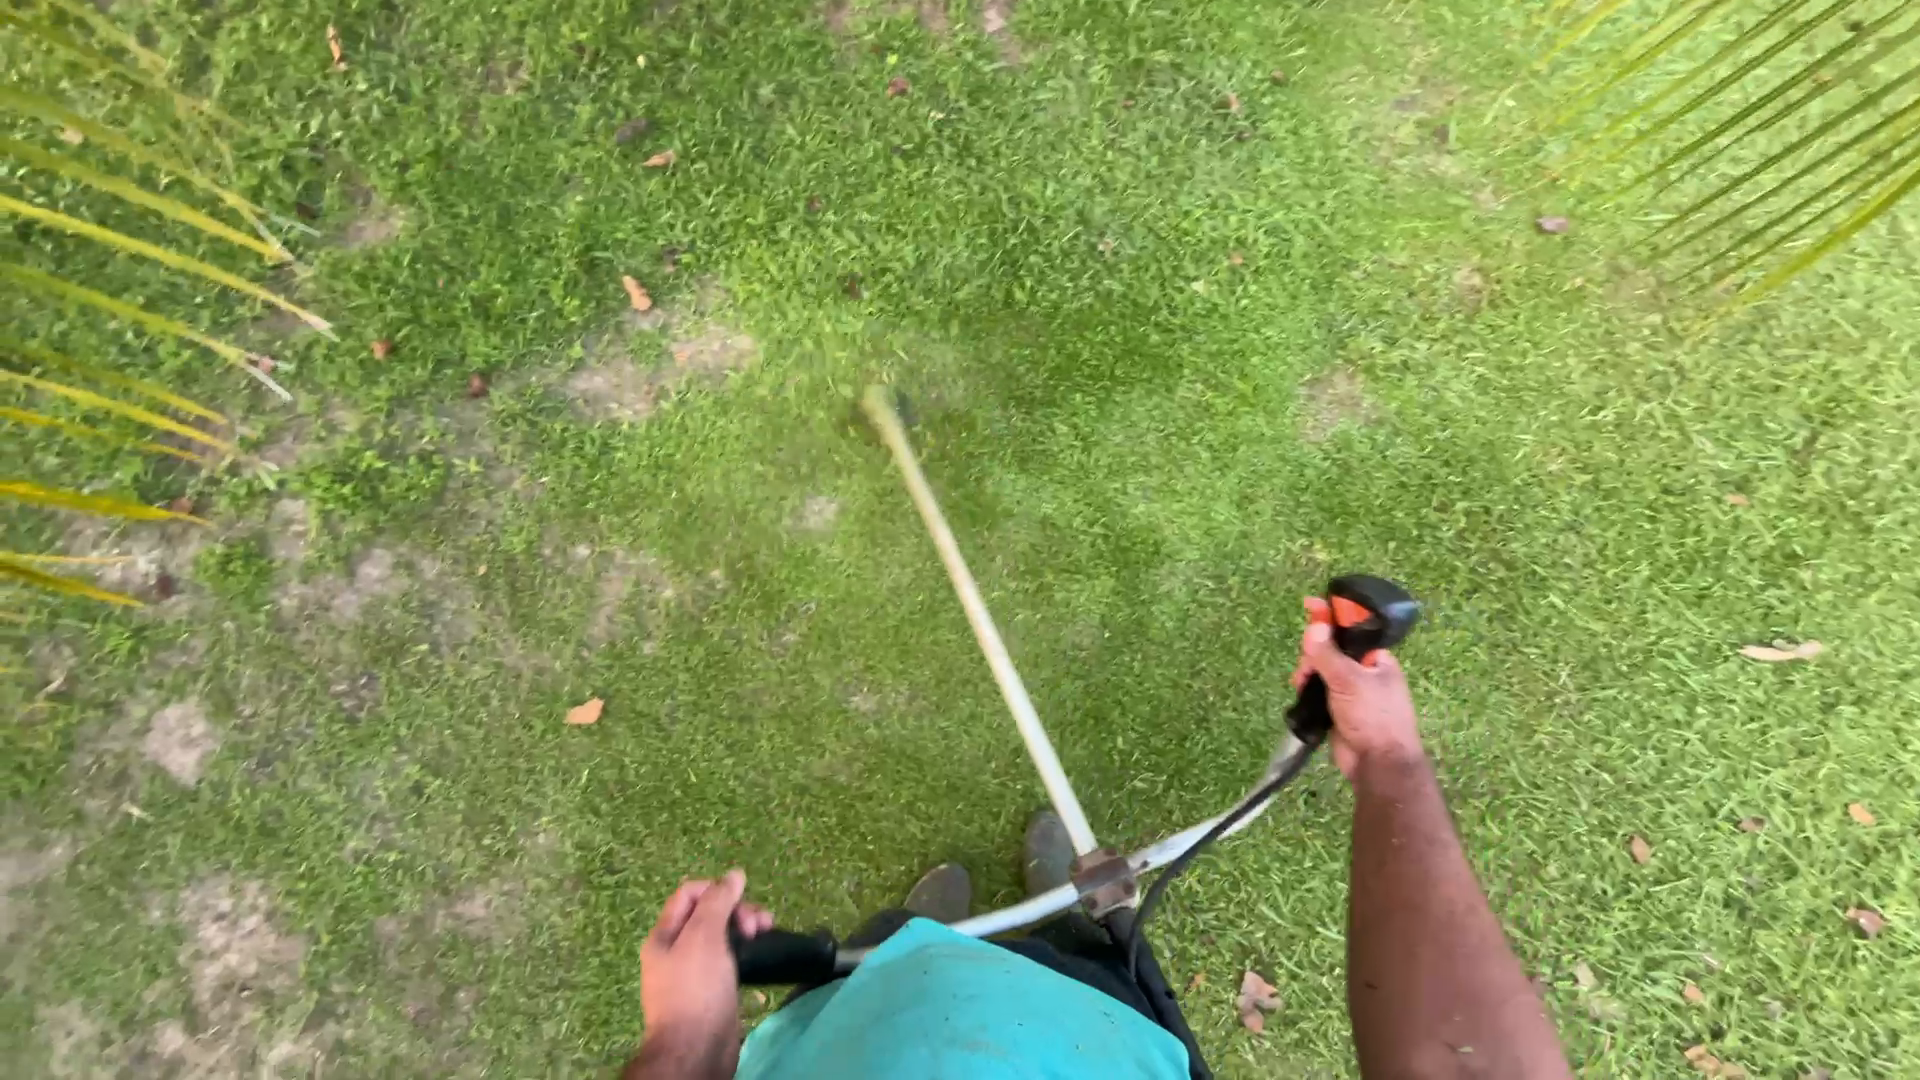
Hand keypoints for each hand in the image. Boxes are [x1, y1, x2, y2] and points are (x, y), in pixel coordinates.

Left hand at [634, 869, 773, 1076]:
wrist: (697, 1050)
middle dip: (736, 908)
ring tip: (766, 931)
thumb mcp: (704, 935)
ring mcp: (694, 971)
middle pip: (708, 912)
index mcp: (664, 935)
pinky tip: (761, 950)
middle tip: (757, 922)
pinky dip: (745, 947)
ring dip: (744, 925)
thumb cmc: (696, 988)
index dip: (715, 888)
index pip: (689, 893)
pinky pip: (729, 956)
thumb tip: (734, 874)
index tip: (739, 898)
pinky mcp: (712, 988)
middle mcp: (675, 950)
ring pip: (722, 934)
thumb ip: (718, 901)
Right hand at [1291, 596, 1421, 781]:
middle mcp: (1365, 672)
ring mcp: (1352, 691)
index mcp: (1377, 660)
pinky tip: (1301, 692)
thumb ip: (1328, 653)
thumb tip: (1315, 626)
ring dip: (1308, 671)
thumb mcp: (1348, 680)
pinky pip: (1319, 688)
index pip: (1352, 629)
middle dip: (1313, 652)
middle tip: (1306, 666)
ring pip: (1322, 669)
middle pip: (1331, 648)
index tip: (1310, 604)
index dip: (1331, 616)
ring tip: (1302, 683)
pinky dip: (1308, 688)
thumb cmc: (1373, 716)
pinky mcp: (1339, 708)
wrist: (1378, 763)